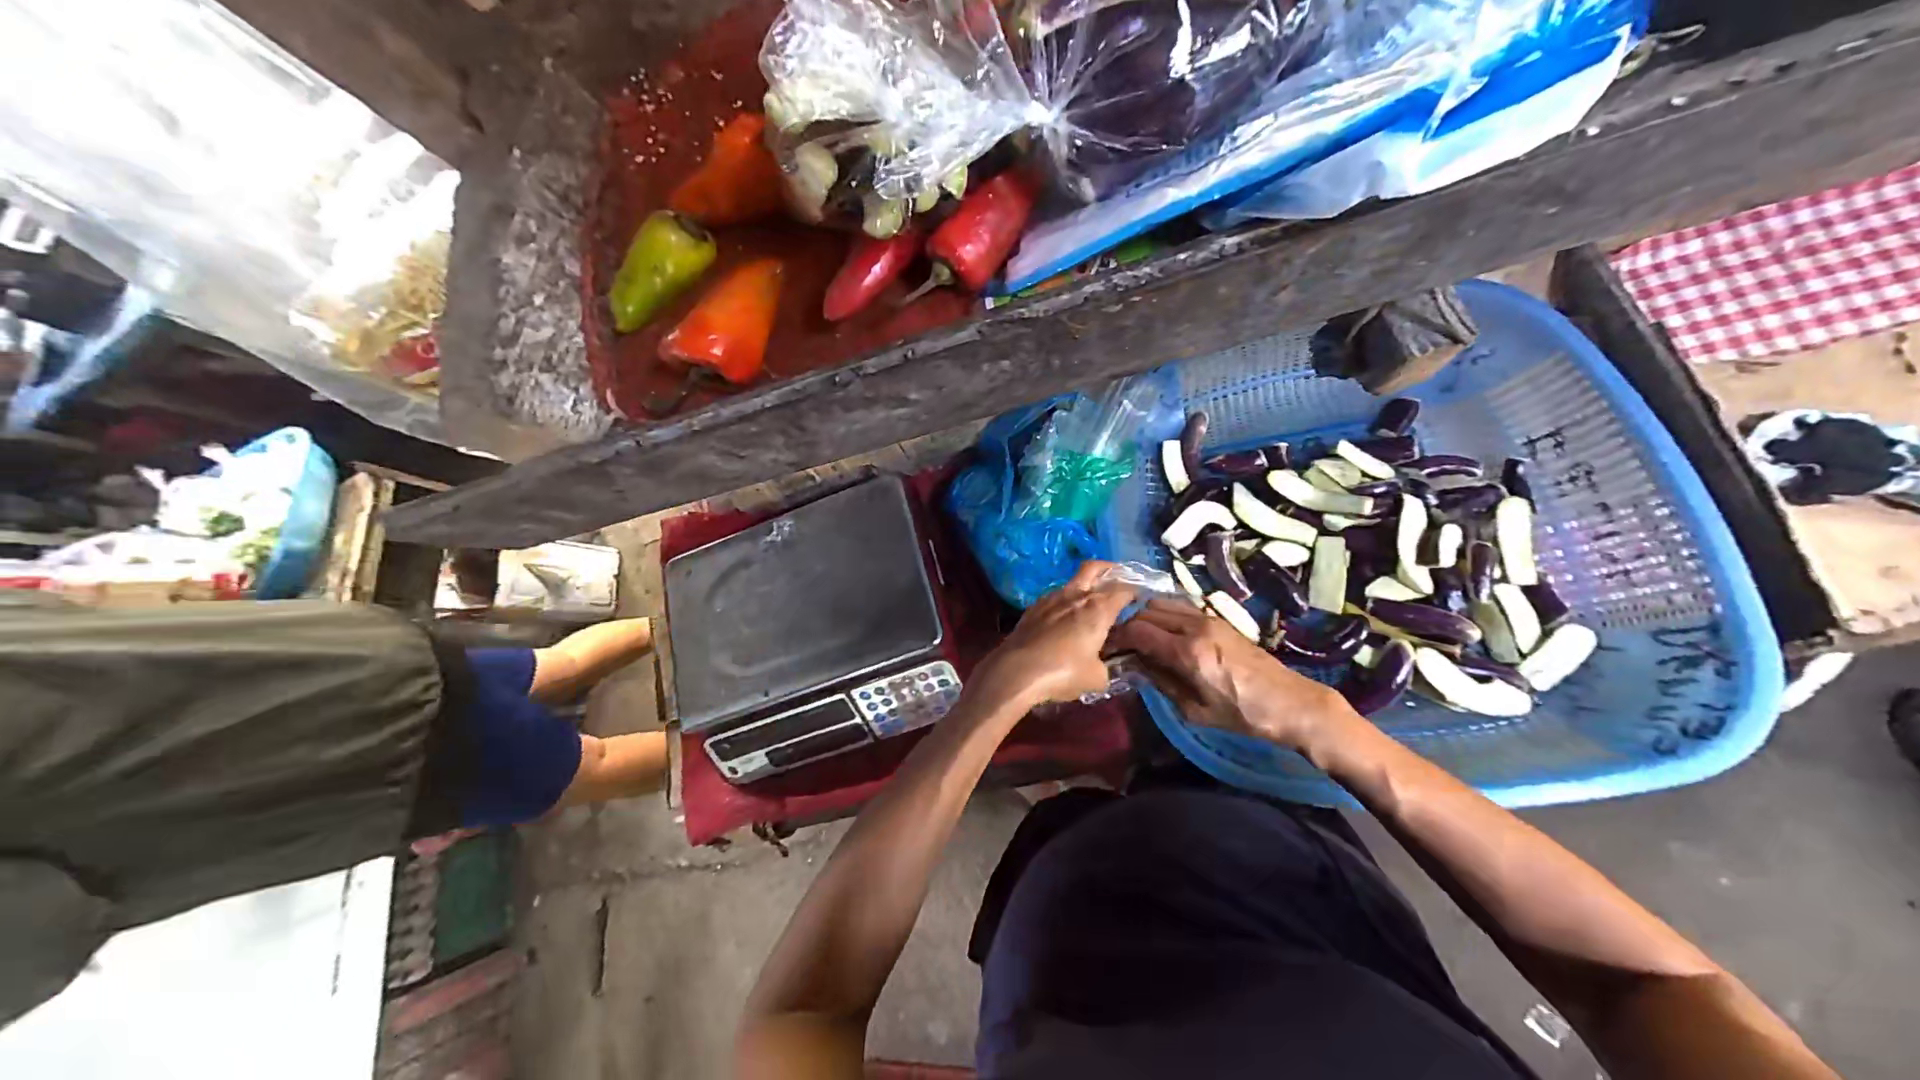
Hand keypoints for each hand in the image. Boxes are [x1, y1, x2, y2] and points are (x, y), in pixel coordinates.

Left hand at [969, 561, 1137, 710]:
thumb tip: (1102, 664)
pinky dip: (1064, 601)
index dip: (1135, 591)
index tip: (1140, 598)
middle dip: (1108, 569)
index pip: (1124, 589)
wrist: (1017, 670)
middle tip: (1116, 577)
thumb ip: (1106, 666)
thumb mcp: (1096, 678)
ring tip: (1089, 602)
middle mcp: (1076, 595)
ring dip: (1083, 586)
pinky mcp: (1033, 608)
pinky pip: (1054, 597)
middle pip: (1094, 568)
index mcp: (1098, 608)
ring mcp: (1051, 598)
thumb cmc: (1063, 672)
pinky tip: (1064, 617)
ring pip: (1072, 581)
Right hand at [1109, 596, 1360, 750]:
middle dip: (1127, 625)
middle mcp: (1196, 627)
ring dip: (1145, 617)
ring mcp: (1209, 619)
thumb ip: (1162, 683)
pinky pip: (1180, 607)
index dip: (1116, 637)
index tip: (1105, 649)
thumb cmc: (1244, 716)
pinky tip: (1163, 635)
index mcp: (1188, 652)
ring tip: (1139, 638)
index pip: (1137, 631)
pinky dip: (1163, 615)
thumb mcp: (1195, 711)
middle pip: (1146, 611)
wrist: (1293, 703)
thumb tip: (1137, 666)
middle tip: (1119, 645)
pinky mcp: (1219, 619)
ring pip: (1162, 604)